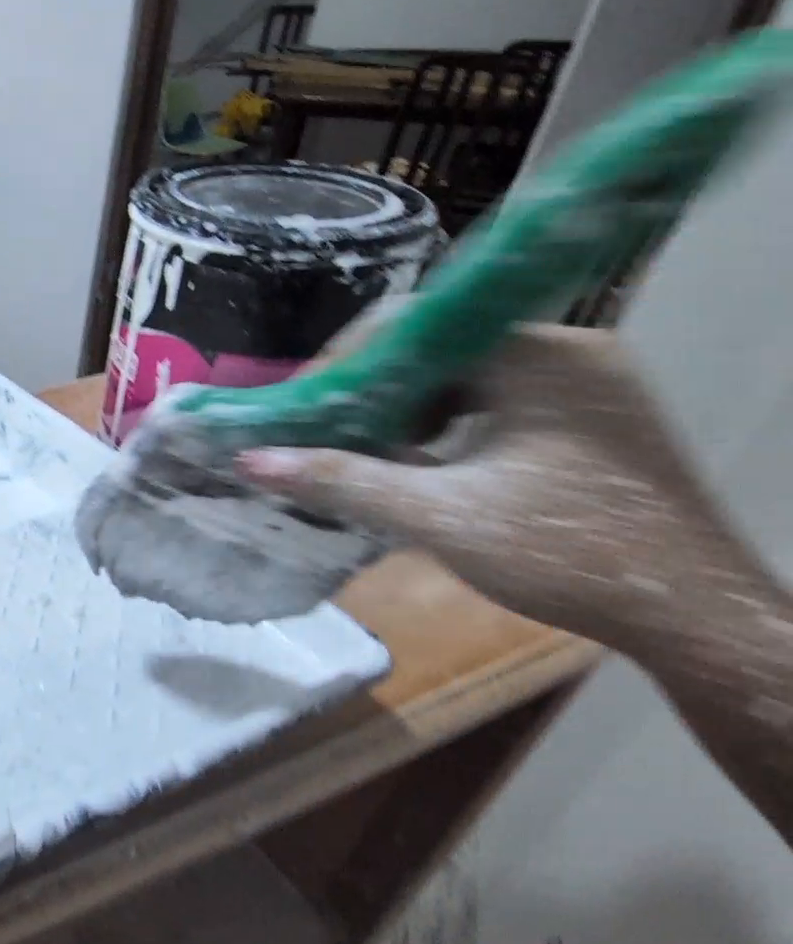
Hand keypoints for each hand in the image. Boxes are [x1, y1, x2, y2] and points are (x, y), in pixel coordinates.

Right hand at [235, 324, 778, 664]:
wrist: (693, 616)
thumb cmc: (568, 556)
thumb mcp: (438, 516)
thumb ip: (340, 480)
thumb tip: (250, 460)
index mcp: (537, 355)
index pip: (412, 327)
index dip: (341, 365)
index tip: (298, 412)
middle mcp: (566, 350)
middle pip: (436, 350)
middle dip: (370, 393)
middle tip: (320, 435)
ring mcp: (586, 382)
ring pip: (463, 376)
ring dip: (404, 411)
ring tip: (361, 452)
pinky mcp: (590, 417)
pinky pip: (495, 400)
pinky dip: (445, 426)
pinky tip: (421, 464)